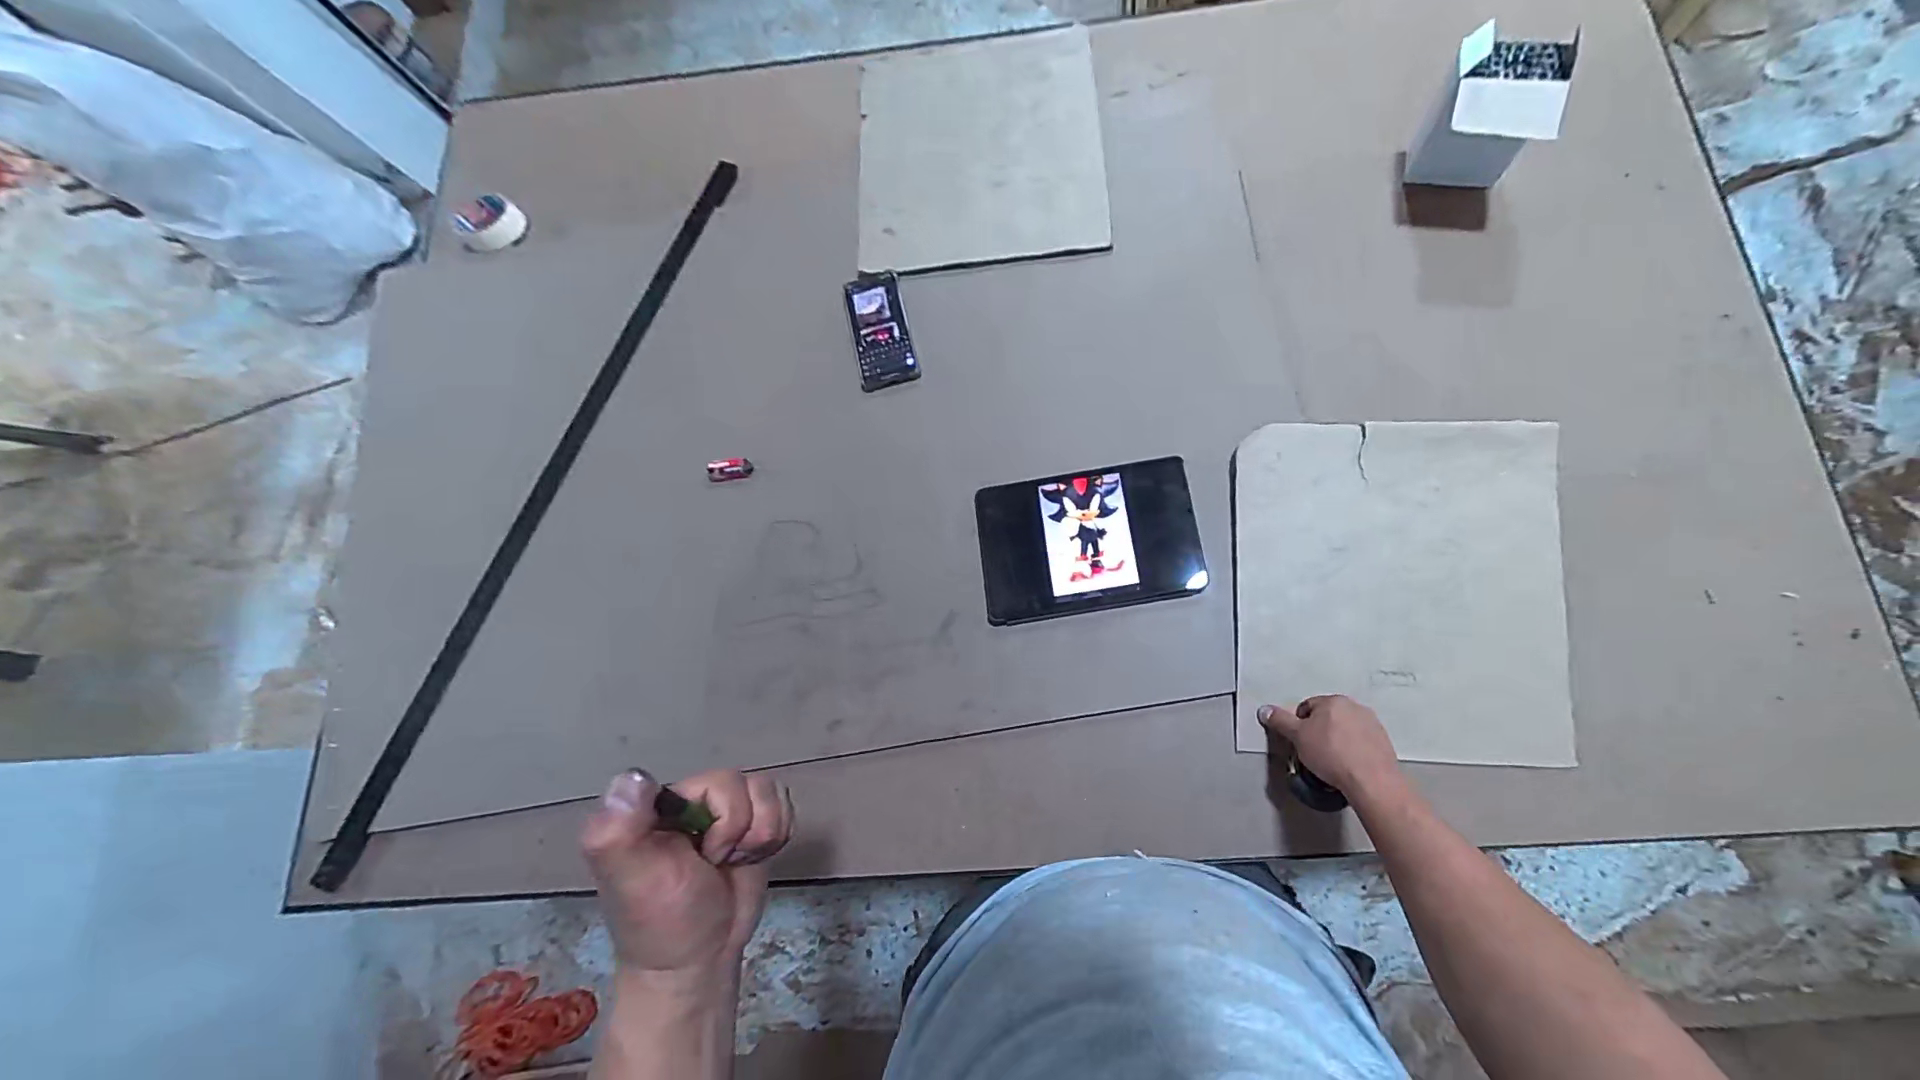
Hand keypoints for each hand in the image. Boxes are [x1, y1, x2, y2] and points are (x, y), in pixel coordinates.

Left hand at [580, 769, 794, 986]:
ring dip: (760, 833)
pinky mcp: (755, 820)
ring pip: (766, 789)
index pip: (707, 779)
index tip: (699, 850)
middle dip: (738, 829)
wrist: (699, 959)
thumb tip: (634, 776)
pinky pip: (783, 801)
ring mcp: (727, 807)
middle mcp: (693, 796)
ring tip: (734, 861)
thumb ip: (617, 830)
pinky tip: (752, 858)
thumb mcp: (630, 878)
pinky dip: (776, 833)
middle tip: (714, 861)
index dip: (719, 814)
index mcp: (658, 801)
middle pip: (741, 784)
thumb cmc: (660, 920)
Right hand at [1258, 694, 1402, 800]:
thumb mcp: (1297, 737)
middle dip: (1318, 731)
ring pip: (1344, 729)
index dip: (1299, 726)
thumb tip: (1265, 711)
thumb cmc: (1333, 756)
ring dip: (1337, 740)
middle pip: (1327, 717)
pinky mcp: (1384, 742)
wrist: (1371, 781)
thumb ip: (1280, 721)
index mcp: (1333, 701)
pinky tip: (1348, 764)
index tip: (1300, 741)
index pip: (1306, 707)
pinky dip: (1353, 749)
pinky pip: (1360, 741)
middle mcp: (1355, 707)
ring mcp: (1372, 724)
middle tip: (1314, 751)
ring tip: (1332, 761)